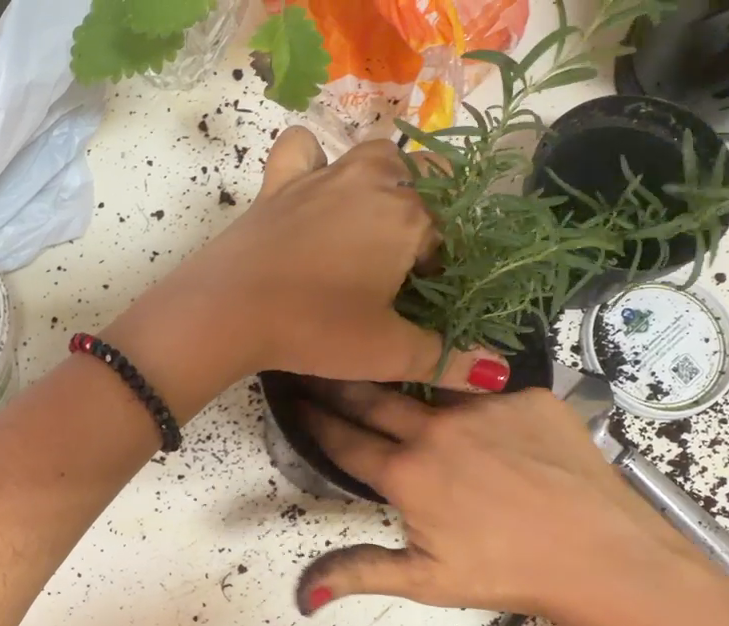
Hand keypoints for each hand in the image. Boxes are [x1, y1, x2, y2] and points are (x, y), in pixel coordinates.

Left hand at [104, 128, 509, 402]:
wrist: (230, 312)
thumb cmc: (316, 329)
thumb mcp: (386, 352)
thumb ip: (444, 359)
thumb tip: (498, 373)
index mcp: (409, 218)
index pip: (443, 233)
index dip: (436, 266)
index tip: (418, 298)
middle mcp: (372, 183)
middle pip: (417, 185)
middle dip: (419, 216)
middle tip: (397, 264)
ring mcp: (323, 177)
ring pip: (370, 157)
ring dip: (381, 179)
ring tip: (367, 223)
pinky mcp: (278, 185)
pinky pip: (301, 150)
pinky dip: (311, 159)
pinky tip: (311, 185)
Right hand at [291, 382, 709, 625]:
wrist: (603, 555)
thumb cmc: (506, 574)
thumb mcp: (424, 580)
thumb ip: (358, 572)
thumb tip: (301, 596)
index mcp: (405, 473)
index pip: (344, 440)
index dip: (315, 421)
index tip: (296, 401)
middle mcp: (437, 429)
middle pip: (375, 400)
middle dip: (342, 384)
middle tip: (323, 367)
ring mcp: (486, 408)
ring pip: (432, 392)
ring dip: (406, 387)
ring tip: (392, 376)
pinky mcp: (531, 398)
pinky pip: (489, 395)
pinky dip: (475, 406)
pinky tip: (482, 422)